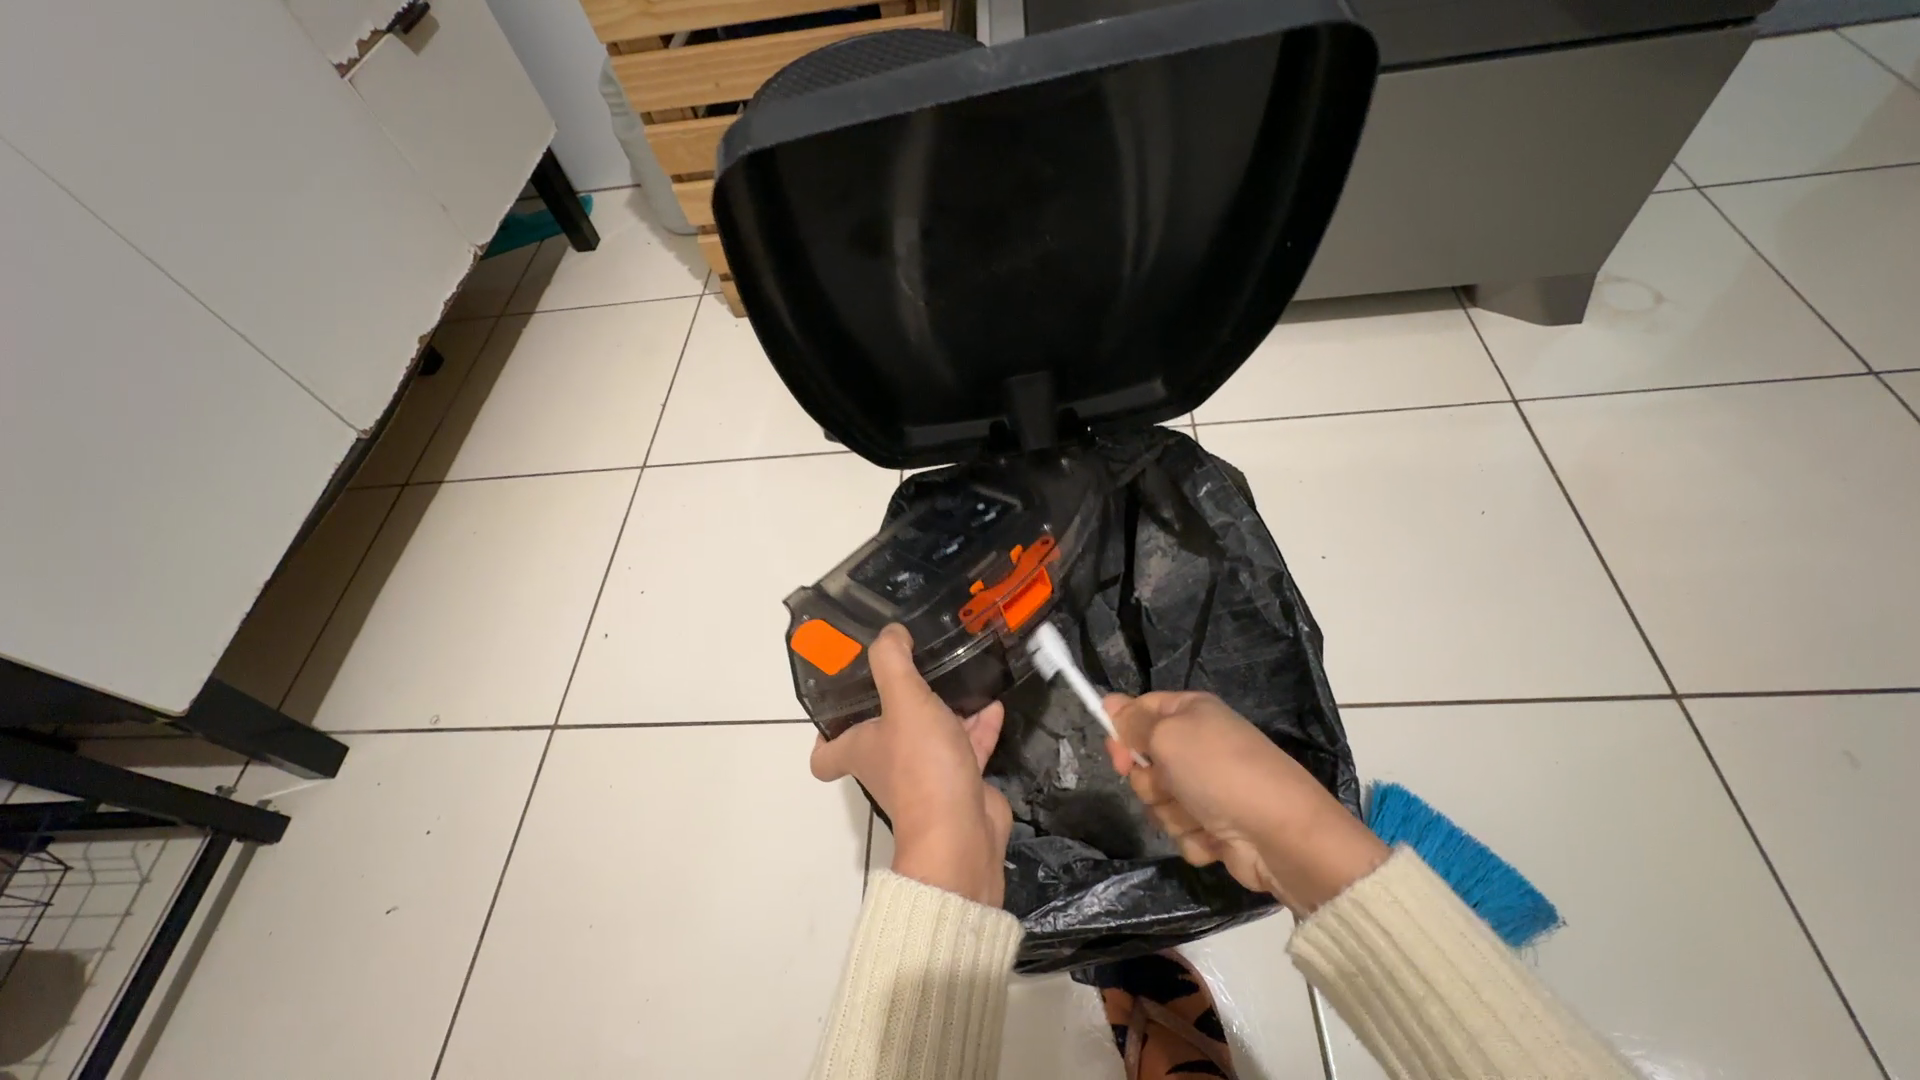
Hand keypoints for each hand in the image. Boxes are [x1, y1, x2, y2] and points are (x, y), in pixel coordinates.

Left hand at [811, 624, 1012, 905]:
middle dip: (900, 702)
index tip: (840, 700)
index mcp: (861, 750)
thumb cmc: (921, 767)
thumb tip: (888, 633)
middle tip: (915, 666)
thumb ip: (892, 662)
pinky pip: (967, 747)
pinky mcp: (960, 783)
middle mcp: (888, 764)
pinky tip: (994, 702)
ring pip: (932, 734)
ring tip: (961, 675)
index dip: (825, 732)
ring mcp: (926, 775)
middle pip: (886, 732)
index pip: (825, 752)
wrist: (962, 832)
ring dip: (946, 709)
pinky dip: (979, 726)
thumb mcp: (904, 702)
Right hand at [1103, 691, 1386, 914]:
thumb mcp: (1168, 735)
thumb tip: (1108, 701)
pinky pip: (1181, 831)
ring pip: (1160, 802)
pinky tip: (1215, 836)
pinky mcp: (1216, 827)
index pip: (1141, 711)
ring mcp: (1208, 789)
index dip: (1124, 732)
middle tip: (1168, 784)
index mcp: (1191, 713)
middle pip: (1145, 762)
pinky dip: (1193, 836)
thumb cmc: (1218, 771)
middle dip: (1149, 781)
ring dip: (1171, 812)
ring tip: (1199, 813)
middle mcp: (1199, 746)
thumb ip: (1133, 722)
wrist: (1279, 832)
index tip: (1118, 753)